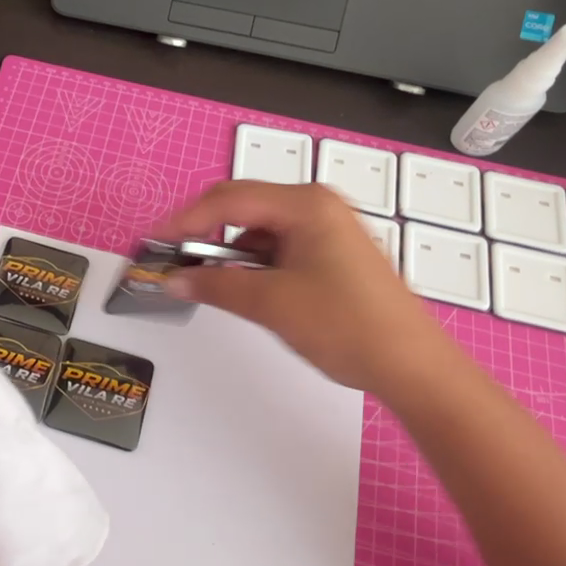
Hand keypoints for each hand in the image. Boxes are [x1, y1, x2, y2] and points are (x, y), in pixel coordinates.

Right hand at [155, 181, 446, 391]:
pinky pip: (278, 248)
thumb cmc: (345, 325)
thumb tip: (173, 278)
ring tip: (204, 280)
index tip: (153, 242)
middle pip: (244, 208)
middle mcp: (317, 206)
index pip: (228, 200)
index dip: (184, 220)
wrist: (412, 366)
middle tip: (172, 259)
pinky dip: (253, 265)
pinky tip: (242, 288)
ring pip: (259, 231)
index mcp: (305, 204)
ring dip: (229, 253)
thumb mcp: (270, 304)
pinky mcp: (331, 254)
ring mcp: (327, 229)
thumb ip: (215, 285)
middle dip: (204, 234)